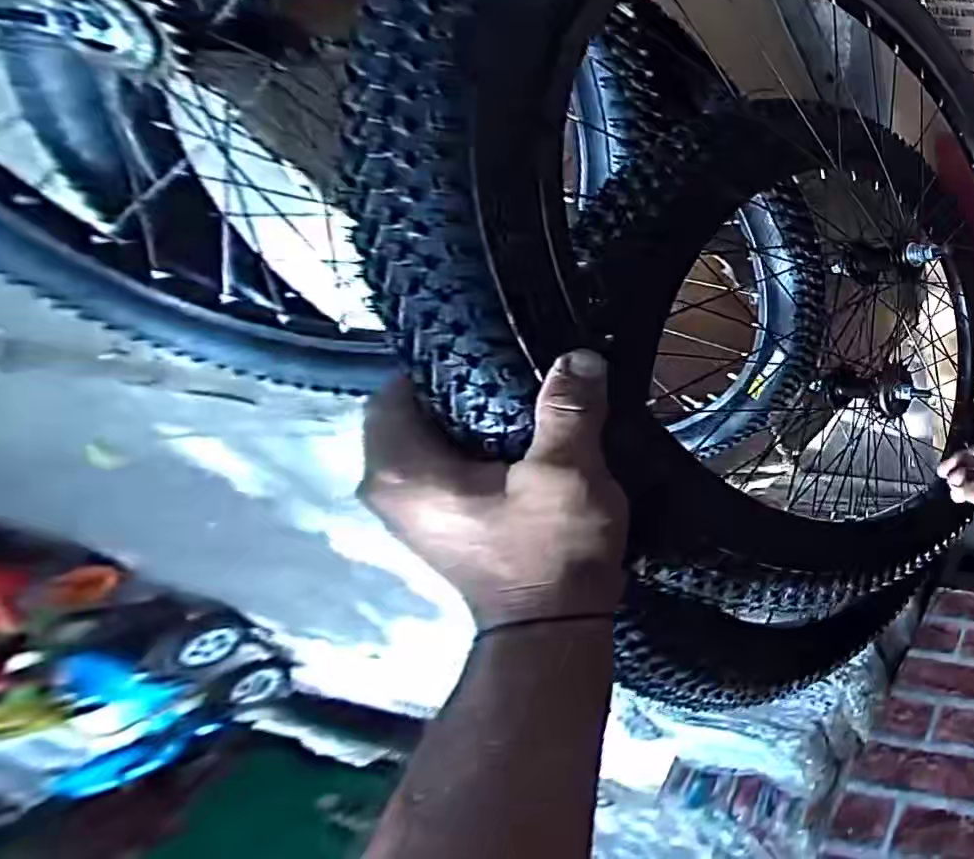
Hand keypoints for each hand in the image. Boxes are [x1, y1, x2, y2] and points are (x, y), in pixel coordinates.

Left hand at [361, 350, 627, 629]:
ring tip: (540, 401)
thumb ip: (569, 409)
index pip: (395, 392)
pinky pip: (459, 465)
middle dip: (473, 388)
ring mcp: (420, 512)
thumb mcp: (566, 471)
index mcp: (403, 473)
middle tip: (530, 370)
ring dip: (486, 418)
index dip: (443, 364)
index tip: (500, 349)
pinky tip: (536, 440)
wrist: (557, 625)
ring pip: (443, 441)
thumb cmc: (551, 549)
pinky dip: (490, 446)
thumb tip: (580, 357)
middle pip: (420, 415)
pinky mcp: (451, 524)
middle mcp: (393, 491)